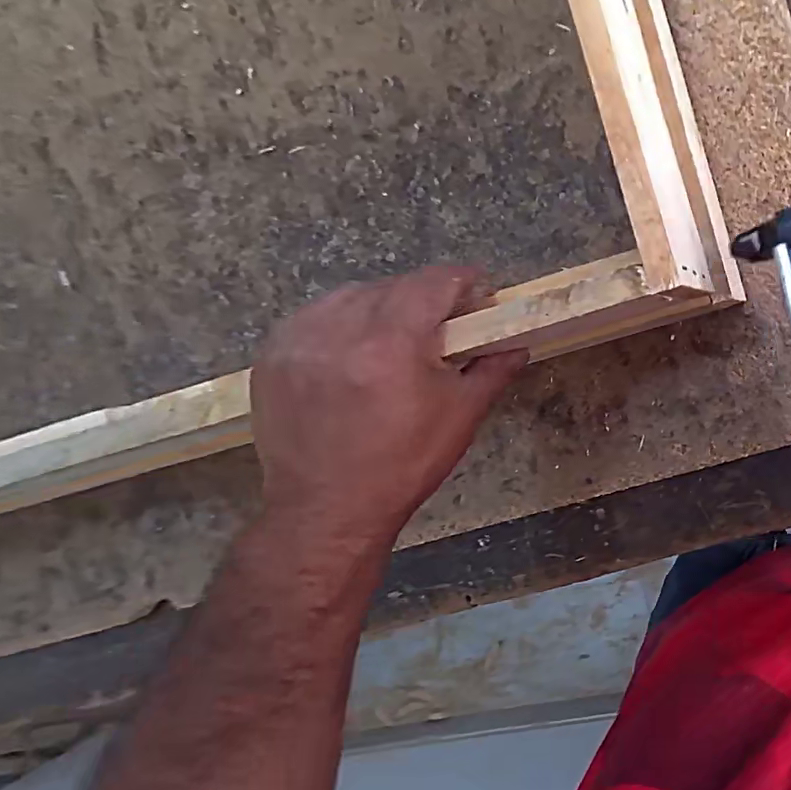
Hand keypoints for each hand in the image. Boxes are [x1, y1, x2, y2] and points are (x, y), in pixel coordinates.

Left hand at [250, 266, 527, 536]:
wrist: (328, 510)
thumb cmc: (406, 463)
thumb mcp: (462, 414)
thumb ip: (493, 369)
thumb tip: (518, 345)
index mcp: (392, 343)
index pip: (433, 282)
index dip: (464, 280)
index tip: (480, 290)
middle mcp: (340, 330)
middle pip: (396, 285)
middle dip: (428, 296)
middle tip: (447, 322)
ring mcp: (299, 340)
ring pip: (354, 294)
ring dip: (386, 304)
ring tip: (400, 335)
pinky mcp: (272, 354)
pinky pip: (318, 314)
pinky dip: (346, 319)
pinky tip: (359, 347)